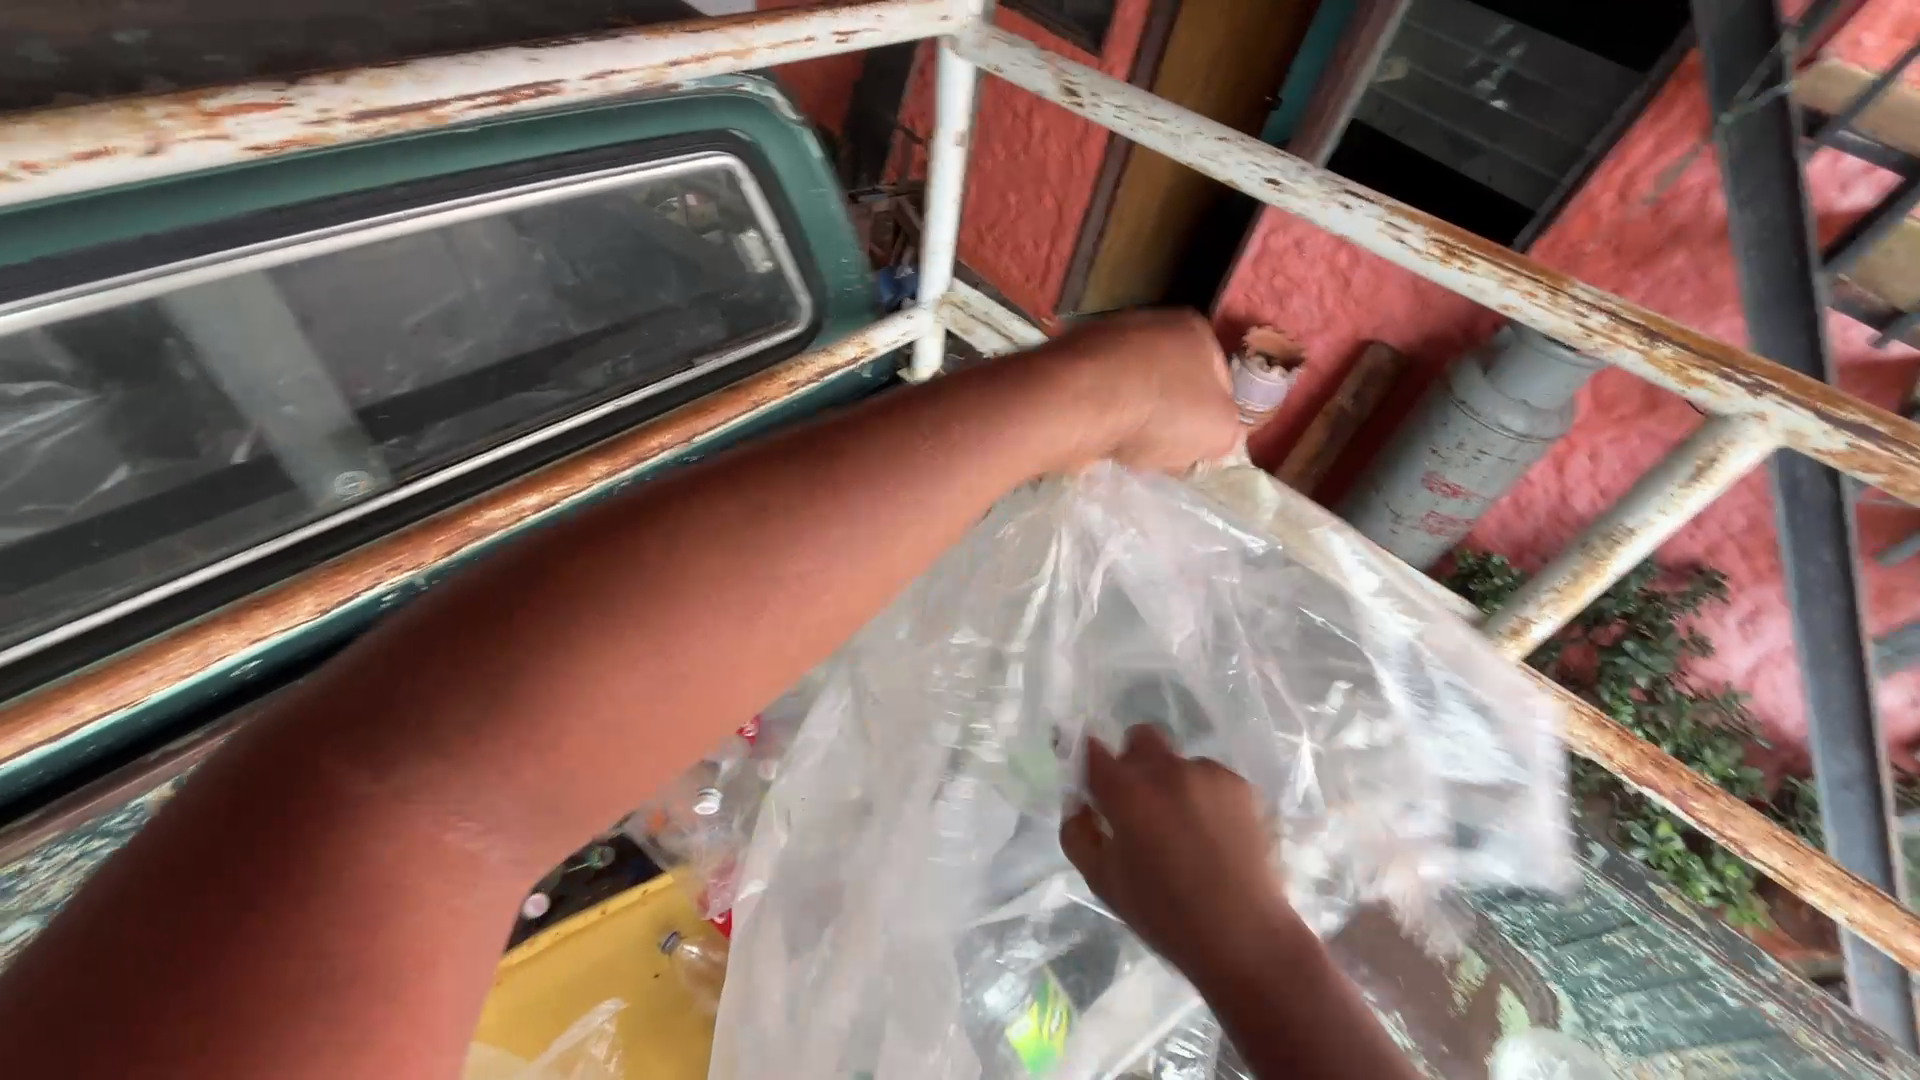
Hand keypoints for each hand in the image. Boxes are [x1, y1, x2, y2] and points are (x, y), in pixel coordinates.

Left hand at [1042, 310, 1242, 472]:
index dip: (1211, 420)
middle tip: (1161, 451)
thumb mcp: (1221, 430)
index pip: (1218, 380)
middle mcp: (1149, 323)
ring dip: (1131, 421)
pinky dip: (1097, 420)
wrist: (1077, 402)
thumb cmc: (1161, 410)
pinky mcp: (1067, 366)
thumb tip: (1213, 435)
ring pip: (1131, 394)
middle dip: (1168, 421)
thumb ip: (1228, 431)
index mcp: (1194, 329)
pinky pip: (1094, 401)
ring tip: (1125, 447)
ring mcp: (1103, 341)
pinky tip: (1096, 437)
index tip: (1197, 447)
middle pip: (1171, 386)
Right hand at [1061, 726, 1309, 981]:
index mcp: (1125, 791)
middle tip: (1139, 804)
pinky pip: (1210, 779)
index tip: (1093, 781)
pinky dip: (1204, 797)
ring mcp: (1206, 774)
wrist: (1243, 936)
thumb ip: (1077, 832)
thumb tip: (1081, 804)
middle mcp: (1165, 770)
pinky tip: (1214, 835)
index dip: (1089, 760)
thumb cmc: (1163, 914)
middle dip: (1133, 762)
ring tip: (1185, 830)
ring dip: (1172, 784)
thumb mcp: (1102, 880)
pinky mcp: (1240, 786)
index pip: (1092, 750)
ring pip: (1178, 762)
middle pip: (1139, 739)